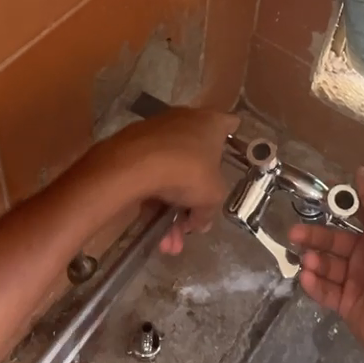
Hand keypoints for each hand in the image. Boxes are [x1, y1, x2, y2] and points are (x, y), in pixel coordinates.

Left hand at [74, 107, 236, 255]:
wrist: (135, 164)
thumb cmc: (188, 171)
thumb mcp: (211, 197)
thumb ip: (208, 210)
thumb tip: (200, 220)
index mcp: (211, 123)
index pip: (228, 125)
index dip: (230, 140)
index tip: (229, 155)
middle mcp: (185, 120)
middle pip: (196, 160)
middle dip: (192, 199)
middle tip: (188, 227)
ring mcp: (157, 131)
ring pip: (170, 174)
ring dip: (169, 210)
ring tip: (166, 242)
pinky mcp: (134, 144)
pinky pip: (150, 174)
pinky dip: (152, 200)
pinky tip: (150, 227)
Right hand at [288, 167, 363, 362]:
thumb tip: (361, 170)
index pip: (352, 220)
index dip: (334, 212)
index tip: (313, 204)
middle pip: (334, 243)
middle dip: (314, 237)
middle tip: (293, 234)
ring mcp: (357, 284)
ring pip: (328, 267)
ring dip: (314, 261)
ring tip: (305, 260)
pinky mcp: (348, 307)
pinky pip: (327, 292)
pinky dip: (314, 285)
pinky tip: (305, 277)